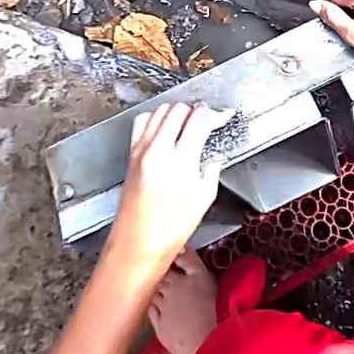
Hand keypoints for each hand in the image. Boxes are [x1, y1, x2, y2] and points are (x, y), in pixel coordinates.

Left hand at [108, 102, 233, 268]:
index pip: (200, 119)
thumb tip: (212, 153)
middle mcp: (157, 149)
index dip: (216, 114)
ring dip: (177, 111)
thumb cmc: (170, 229)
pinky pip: (143, 121)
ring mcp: (141, 149)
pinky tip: (165, 128)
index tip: (223, 116)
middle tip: (207, 119)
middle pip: (179, 109)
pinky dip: (156, 118)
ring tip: (188, 122)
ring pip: (160, 110)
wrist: (137, 244)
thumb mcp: (204, 197)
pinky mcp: (131, 154)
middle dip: (197, 110)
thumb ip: (211, 167)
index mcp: (180, 160)